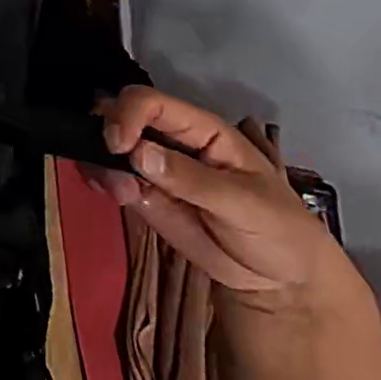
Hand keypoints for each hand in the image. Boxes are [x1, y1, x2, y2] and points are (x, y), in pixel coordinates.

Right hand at [93, 85, 354, 308]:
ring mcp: (151, 166)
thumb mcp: (248, 206)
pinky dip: (98, 180)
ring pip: (105, 146)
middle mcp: (168, 139)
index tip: (118, 147)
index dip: (127, 115)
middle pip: (118, 115)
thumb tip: (138, 153)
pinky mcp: (141, 192)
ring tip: (117, 194)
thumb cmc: (279, 229)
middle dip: (103, 137)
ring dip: (98, 163)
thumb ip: (194, 180)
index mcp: (200, 129)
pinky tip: (109, 194)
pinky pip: (108, 175)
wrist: (282, 277)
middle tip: (111, 174)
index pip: (151, 103)